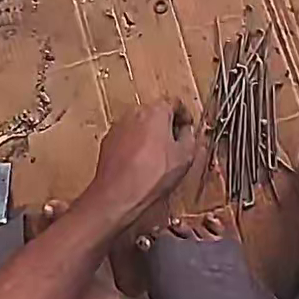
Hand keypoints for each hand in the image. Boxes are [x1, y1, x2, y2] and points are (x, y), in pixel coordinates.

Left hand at [80, 100, 195, 226]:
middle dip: (167, 124)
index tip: (188, 127)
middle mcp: (135, 112)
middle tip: (175, 143)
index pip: (175, 102)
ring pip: (140, 124)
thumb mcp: (185, 156)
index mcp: (156, 111)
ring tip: (157, 156)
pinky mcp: (108, 140)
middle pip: (156, 112)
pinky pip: (127, 136)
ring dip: (150, 134)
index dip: (184, 114)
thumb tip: (187, 130)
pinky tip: (140, 162)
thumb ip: (190, 137)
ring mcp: (119, 126)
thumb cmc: (153, 175)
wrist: (117, 195)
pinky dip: (135, 143)